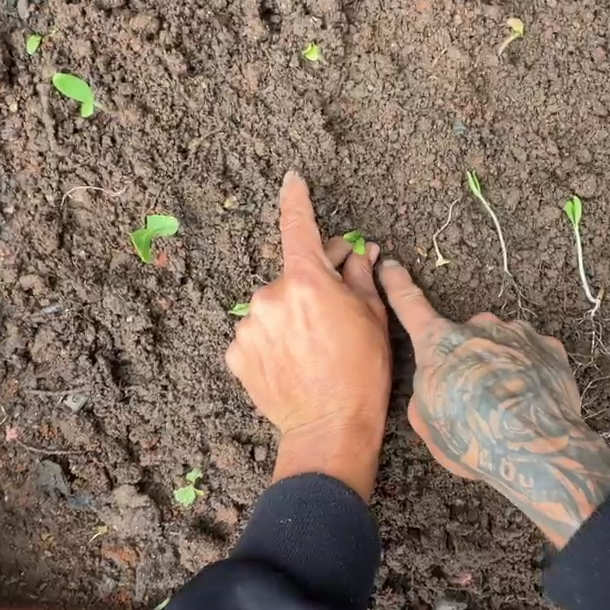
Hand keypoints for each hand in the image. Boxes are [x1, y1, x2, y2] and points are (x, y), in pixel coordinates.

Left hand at [226, 172, 389, 501]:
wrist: (330, 429)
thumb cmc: (362, 373)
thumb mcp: (373, 317)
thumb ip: (361, 276)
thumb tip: (359, 250)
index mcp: (307, 281)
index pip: (299, 226)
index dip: (296, 199)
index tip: (292, 180)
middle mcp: (270, 296)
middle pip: (292, 274)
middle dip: (314, 281)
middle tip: (337, 309)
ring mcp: (249, 326)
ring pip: (274, 306)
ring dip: (292, 315)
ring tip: (315, 348)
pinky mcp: (236, 353)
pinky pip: (258, 334)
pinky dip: (274, 340)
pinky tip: (294, 362)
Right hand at [377, 261, 609, 546]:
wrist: (534, 449)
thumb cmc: (471, 438)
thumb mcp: (426, 422)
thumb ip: (425, 392)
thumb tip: (437, 384)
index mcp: (439, 343)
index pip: (410, 305)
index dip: (397, 285)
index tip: (391, 265)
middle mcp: (477, 326)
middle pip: (465, 337)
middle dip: (467, 360)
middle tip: (476, 399)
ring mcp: (516, 332)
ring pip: (501, 344)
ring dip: (500, 365)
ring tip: (508, 406)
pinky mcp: (549, 346)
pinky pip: (532, 353)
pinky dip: (529, 371)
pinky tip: (531, 400)